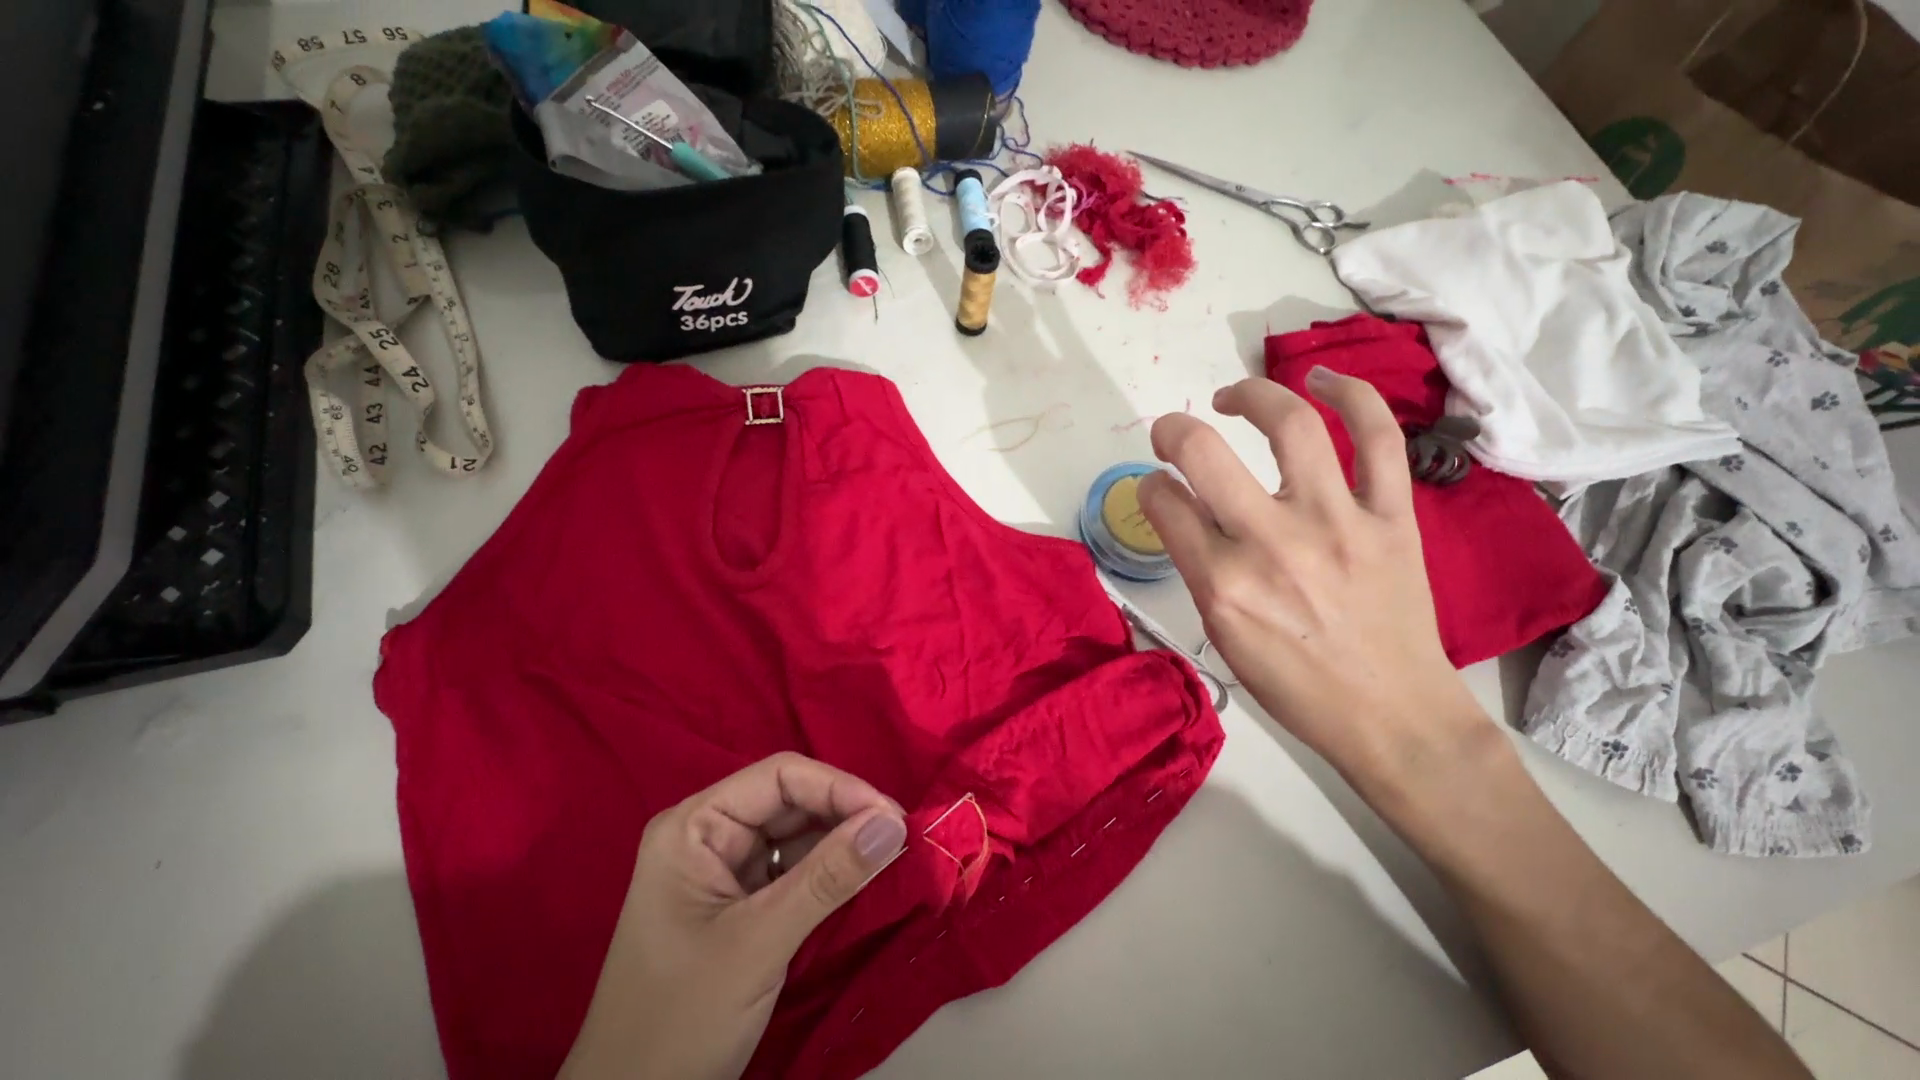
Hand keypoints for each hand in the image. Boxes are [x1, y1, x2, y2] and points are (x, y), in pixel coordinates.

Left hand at [561, 753, 907, 1079]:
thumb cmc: (680, 1016)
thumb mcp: (758, 943)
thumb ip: (827, 879)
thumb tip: (893, 824)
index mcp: (693, 827)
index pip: (778, 777)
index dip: (839, 788)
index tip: (894, 819)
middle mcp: (707, 837)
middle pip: (789, 802)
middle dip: (845, 814)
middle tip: (901, 841)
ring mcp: (722, 873)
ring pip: (796, 837)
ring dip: (842, 844)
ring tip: (892, 858)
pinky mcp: (740, 907)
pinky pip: (793, 872)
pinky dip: (829, 875)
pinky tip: (863, 881)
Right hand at [1137, 370, 1493, 793]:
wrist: (1391, 715)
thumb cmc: (1296, 686)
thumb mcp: (1222, 638)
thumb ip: (1198, 569)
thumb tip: (1183, 510)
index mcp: (1222, 585)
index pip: (1164, 505)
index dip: (1151, 487)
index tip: (1159, 489)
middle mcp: (1273, 544)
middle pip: (1204, 454)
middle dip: (1172, 430)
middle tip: (1172, 432)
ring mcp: (1338, 523)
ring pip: (1290, 426)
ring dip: (1252, 395)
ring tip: (1236, 395)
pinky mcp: (1392, 517)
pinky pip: (1378, 438)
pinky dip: (1352, 396)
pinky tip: (1323, 380)